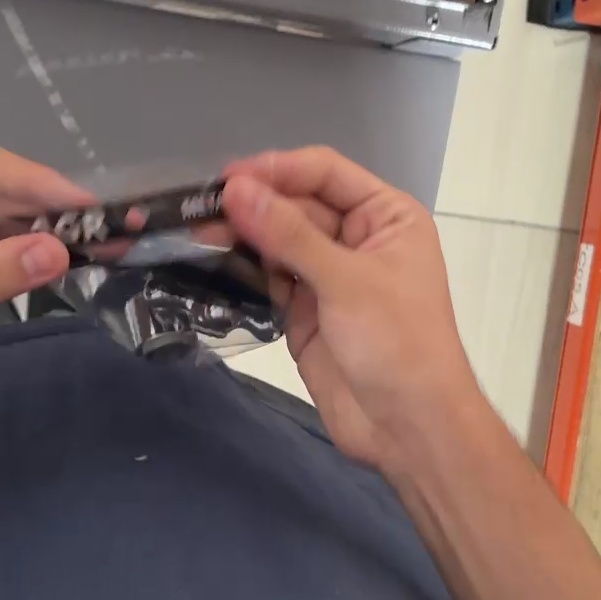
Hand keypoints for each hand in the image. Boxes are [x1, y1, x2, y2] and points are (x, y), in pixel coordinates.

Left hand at [0, 142, 89, 452]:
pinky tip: (80, 261)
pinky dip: (43, 262)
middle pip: (0, 195)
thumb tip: (60, 249)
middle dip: (53, 206)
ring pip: (11, 227)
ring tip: (110, 240)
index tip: (83, 203)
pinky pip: (11, 262)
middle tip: (115, 222)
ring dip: (55, 233)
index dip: (31, 180)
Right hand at [223, 147, 488, 469]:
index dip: (276, 171)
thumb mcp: (346, 280)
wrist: (407, 428)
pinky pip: (268, 279)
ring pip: (276, 243)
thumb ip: (288, 234)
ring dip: (241, 237)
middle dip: (252, 206)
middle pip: (295, 206)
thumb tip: (234, 189)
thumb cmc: (396, 342)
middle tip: (195, 210)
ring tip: (193, 233)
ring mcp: (327, 276)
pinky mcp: (303, 312)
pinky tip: (209, 261)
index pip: (324, 174)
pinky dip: (242, 271)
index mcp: (384, 216)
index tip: (227, 180)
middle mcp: (355, 239)